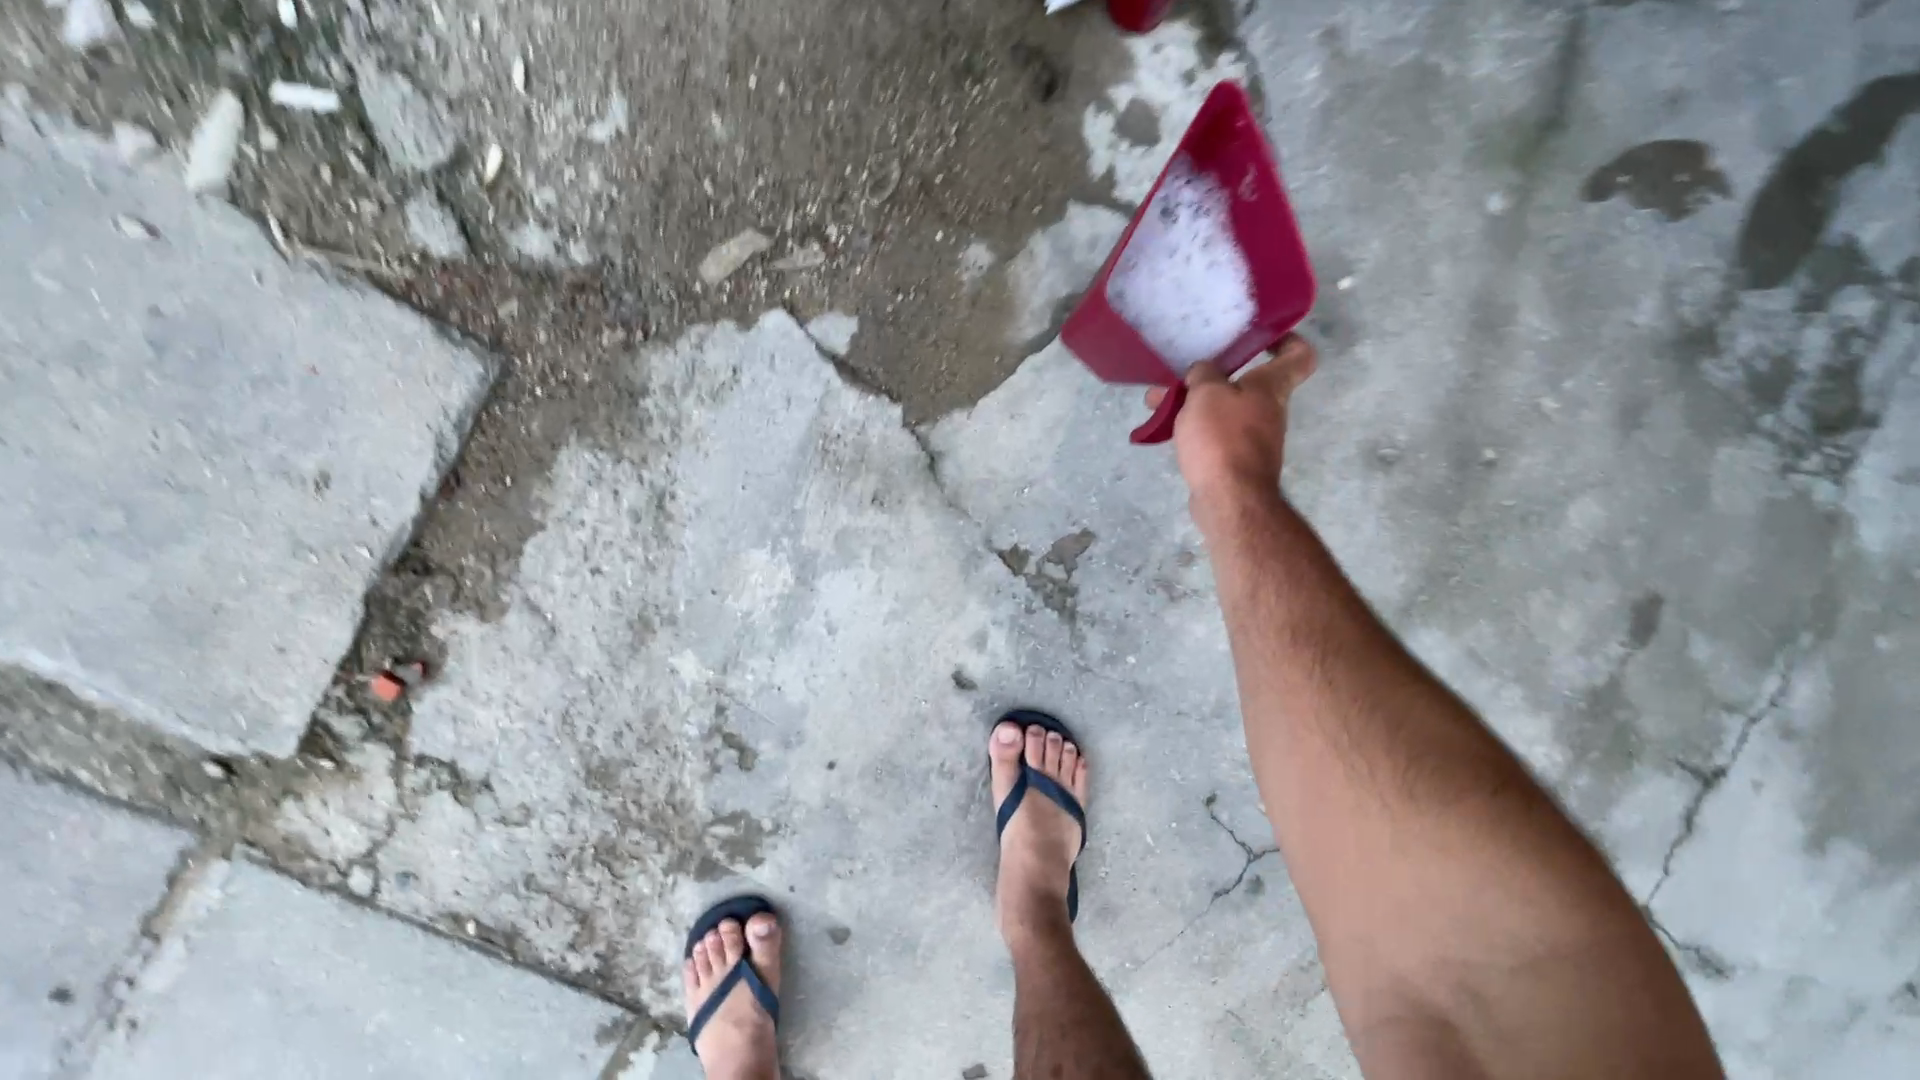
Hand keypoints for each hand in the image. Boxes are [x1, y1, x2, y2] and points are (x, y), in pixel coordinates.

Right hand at [1146, 334, 1316, 505]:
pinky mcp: (1233, 461)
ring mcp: (1252, 439)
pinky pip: (1213, 434)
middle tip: (1180, 375)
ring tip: (1156, 402)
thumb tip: (1202, 373)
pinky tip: (1163, 429)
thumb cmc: (1222, 438)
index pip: (1299, 356)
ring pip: (1222, 409)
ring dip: (1191, 403)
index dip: (1286, 341)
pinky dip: (1190, 428)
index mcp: (1270, 387)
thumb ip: (1203, 374)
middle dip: (1210, 377)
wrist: (1229, 500)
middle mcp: (1268, 411)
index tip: (1261, 337)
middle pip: (1245, 384)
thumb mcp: (1206, 393)